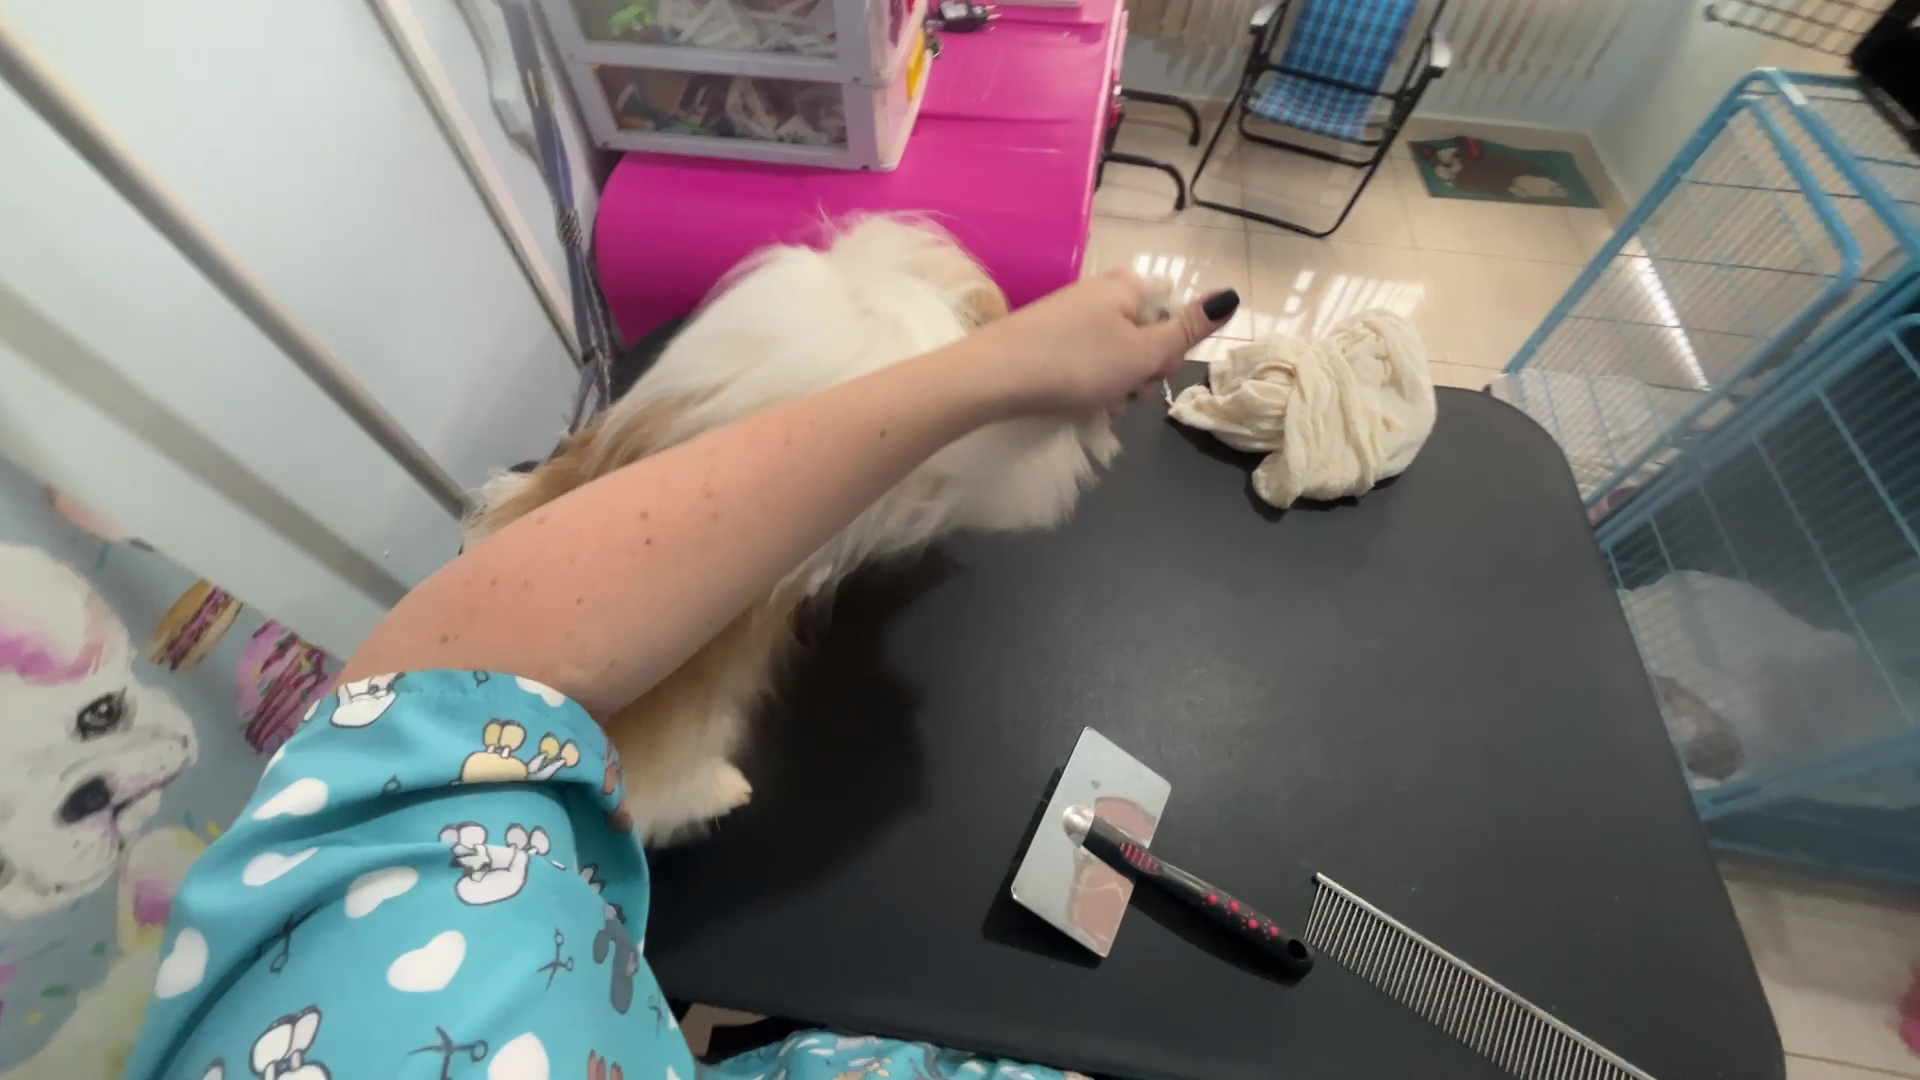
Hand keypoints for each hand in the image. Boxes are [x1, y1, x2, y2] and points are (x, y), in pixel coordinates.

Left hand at [963, 271, 1239, 413]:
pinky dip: (1084, 383)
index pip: (1172, 316)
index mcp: (1129, 286)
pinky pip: (1082, 361)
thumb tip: (1230, 294)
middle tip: (1120, 391)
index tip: (1150, 374)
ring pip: (1113, 355)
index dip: (1169, 353)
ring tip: (1093, 400)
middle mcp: (1100, 292)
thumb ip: (1187, 329)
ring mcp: (1070, 315)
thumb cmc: (1077, 363)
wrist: (995, 376)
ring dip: (1112, 384)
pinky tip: (1071, 399)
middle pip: (1142, 337)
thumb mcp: (1143, 352)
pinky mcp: (1045, 338)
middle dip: (1139, 372)